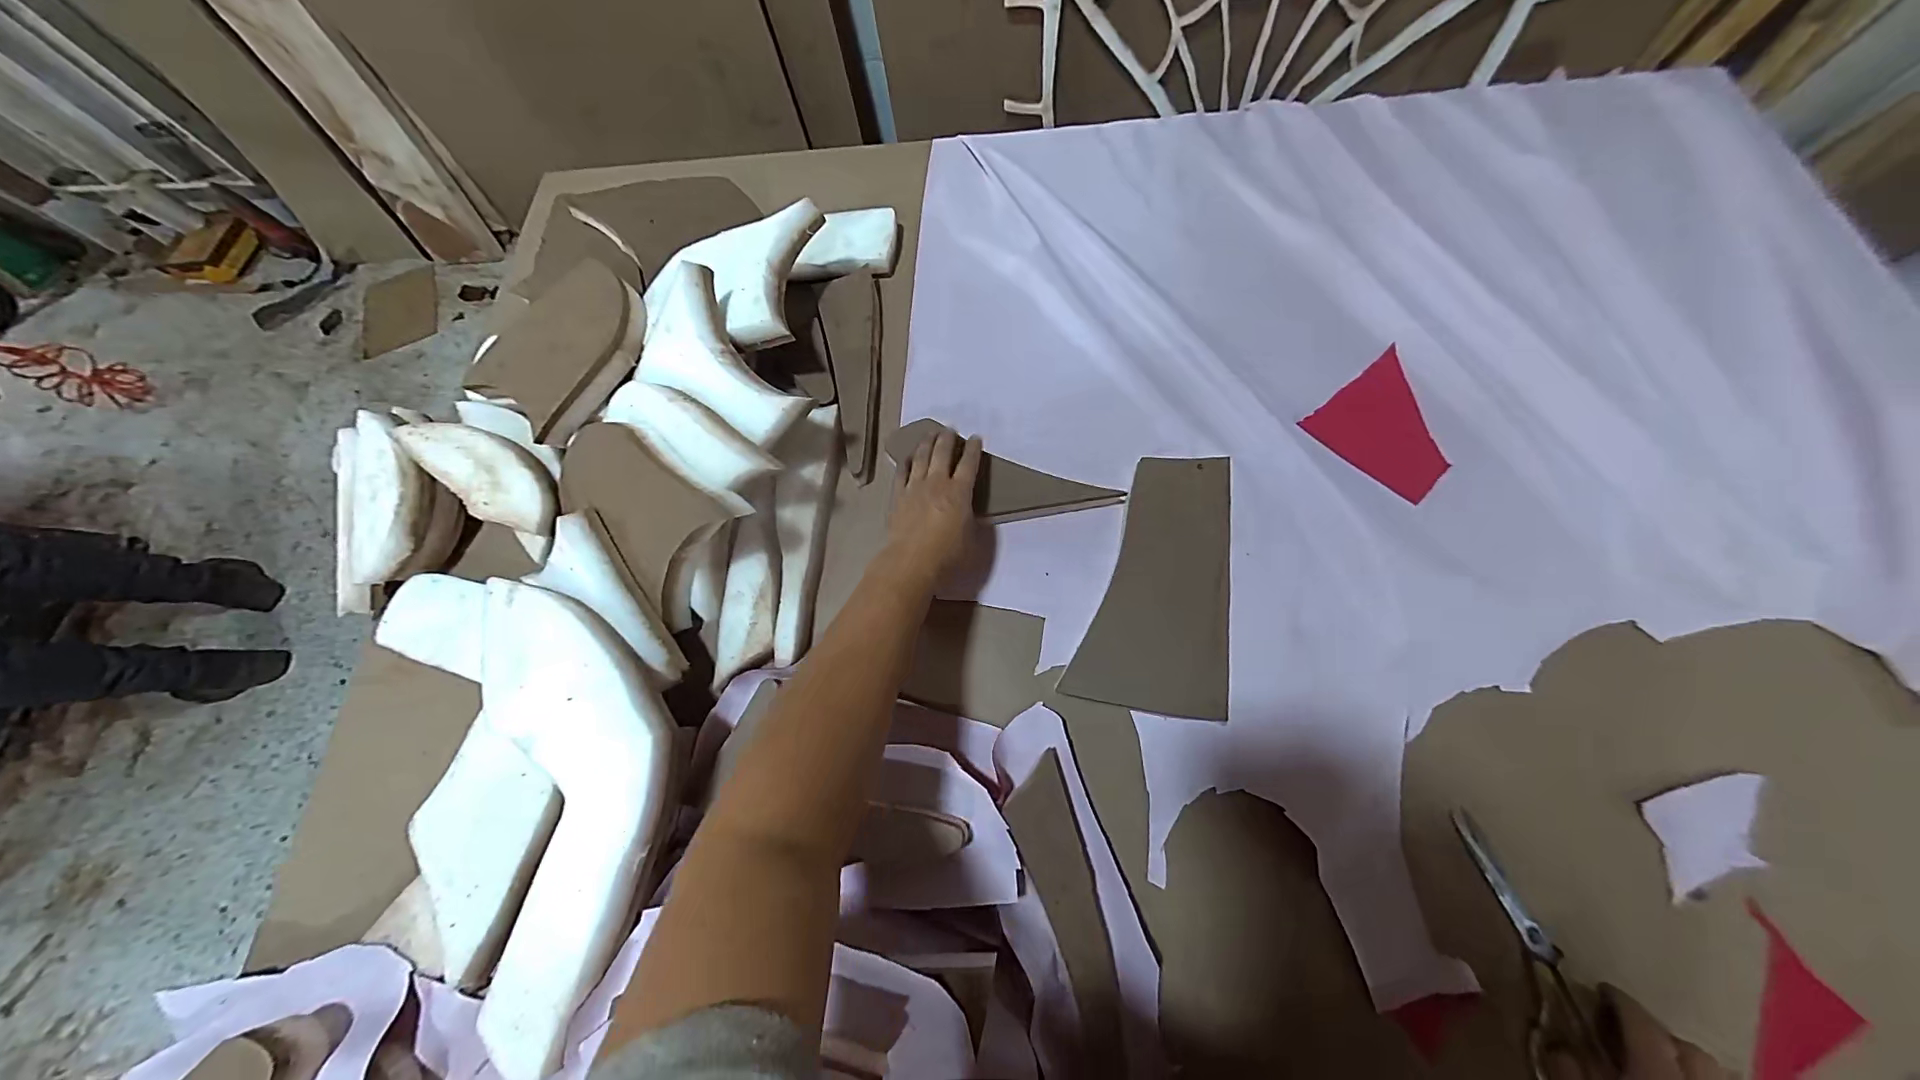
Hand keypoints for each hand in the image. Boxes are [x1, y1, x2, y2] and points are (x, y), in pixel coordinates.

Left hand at [886, 427, 981, 579]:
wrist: (911, 562)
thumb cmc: (947, 555)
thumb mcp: (972, 540)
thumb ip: (973, 522)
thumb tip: (974, 515)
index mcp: (959, 492)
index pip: (969, 464)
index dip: (974, 449)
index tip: (976, 438)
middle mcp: (937, 484)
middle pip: (942, 453)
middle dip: (947, 439)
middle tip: (949, 429)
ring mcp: (914, 488)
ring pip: (920, 458)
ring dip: (926, 443)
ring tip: (930, 434)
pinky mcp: (898, 497)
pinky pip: (901, 474)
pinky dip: (905, 463)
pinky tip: (906, 458)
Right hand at [1544, 985, 1730, 1079]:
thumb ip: (1570, 1072)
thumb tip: (1558, 1045)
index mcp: (1656, 1072)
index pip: (1643, 1025)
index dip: (1621, 1002)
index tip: (1601, 988)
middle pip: (1689, 1047)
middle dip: (1661, 1032)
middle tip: (1629, 1028)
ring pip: (1715, 1069)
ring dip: (1686, 1057)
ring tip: (1659, 1055)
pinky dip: (1700, 1076)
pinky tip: (1679, 1076)